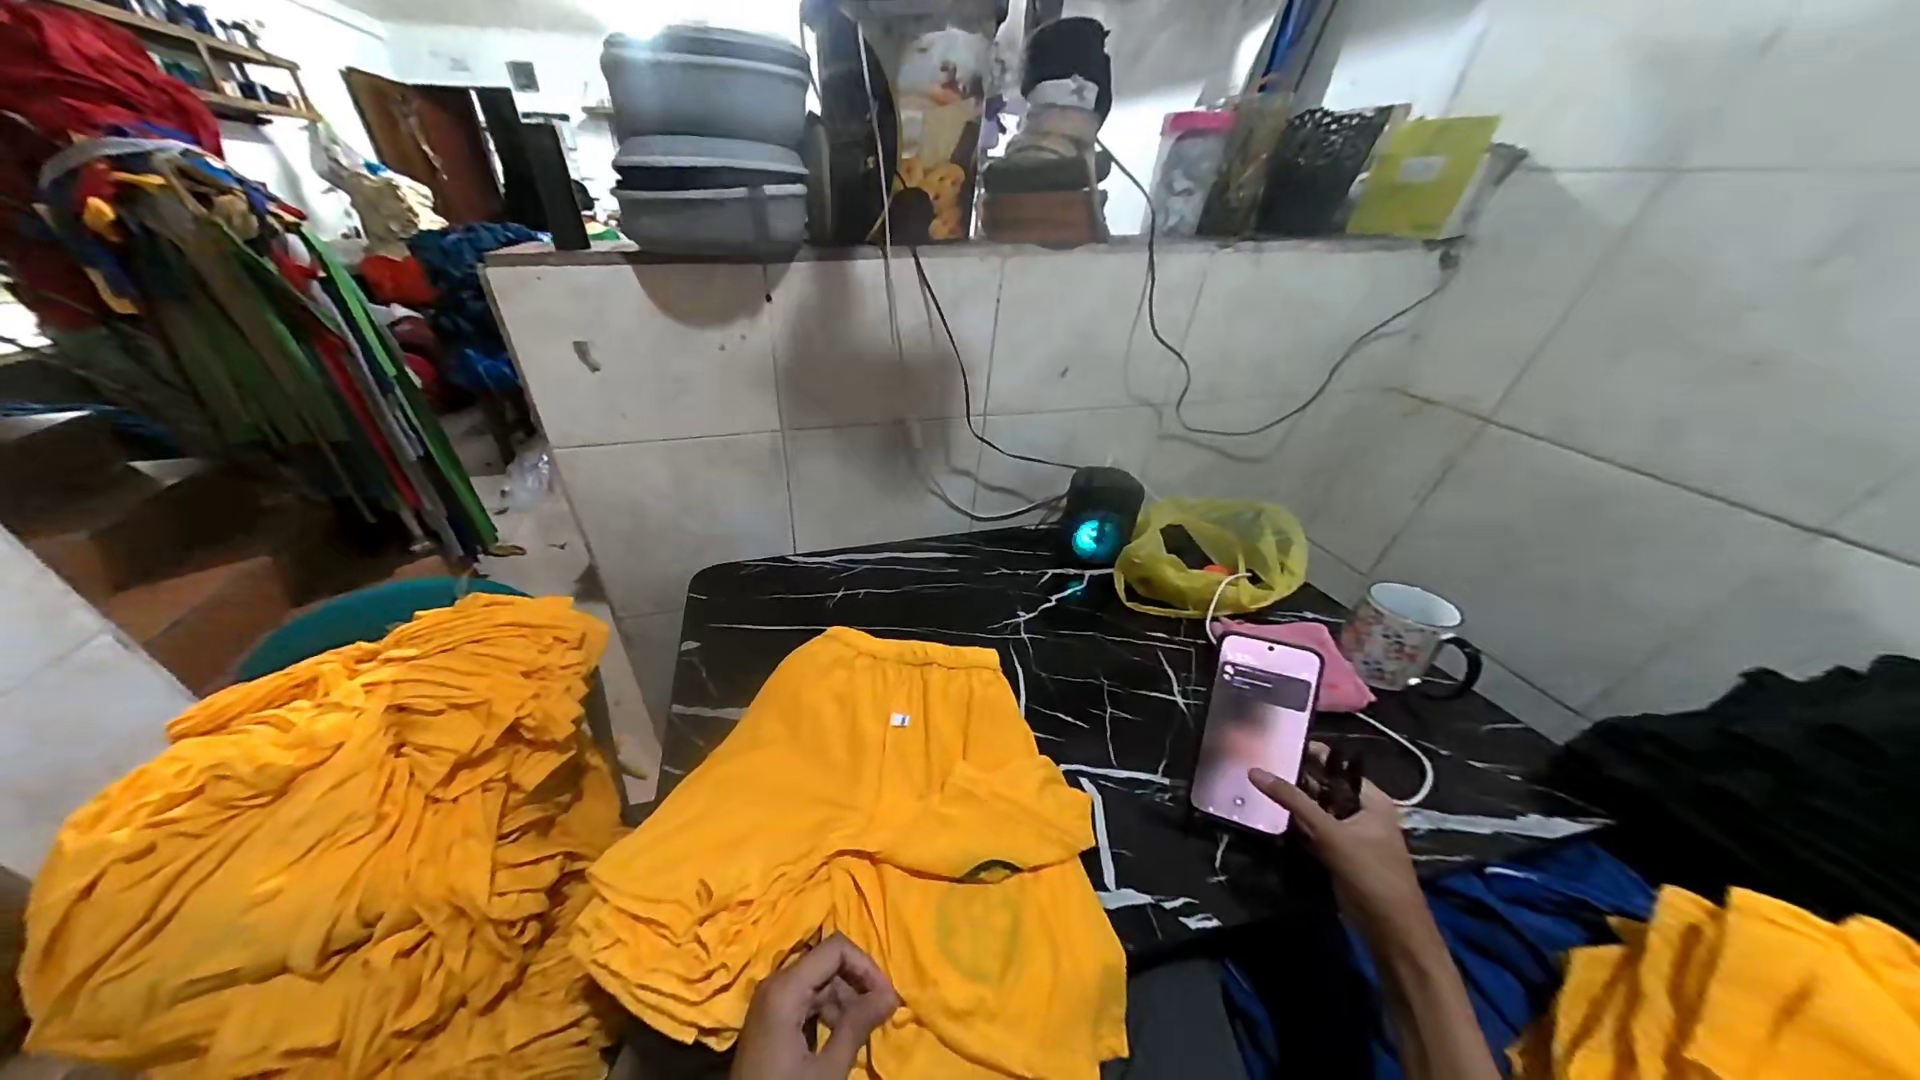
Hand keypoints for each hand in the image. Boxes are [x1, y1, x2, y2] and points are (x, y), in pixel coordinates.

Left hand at [730, 933, 899, 1079]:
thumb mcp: (827, 1071)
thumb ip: (858, 1026)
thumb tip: (891, 996)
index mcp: (786, 988)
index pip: (836, 948)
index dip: (866, 966)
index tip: (886, 996)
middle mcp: (775, 983)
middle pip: (827, 962)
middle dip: (858, 982)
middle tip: (882, 1011)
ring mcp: (770, 1000)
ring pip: (819, 980)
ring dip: (846, 998)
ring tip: (866, 1027)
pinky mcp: (770, 1017)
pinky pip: (806, 998)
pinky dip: (828, 1010)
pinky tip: (843, 1034)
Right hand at [1249, 742, 1425, 935]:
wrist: (1390, 930)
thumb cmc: (1371, 873)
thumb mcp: (1330, 832)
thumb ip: (1293, 801)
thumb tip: (1255, 771)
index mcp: (1370, 799)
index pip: (1334, 766)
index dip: (1307, 754)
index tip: (1274, 744)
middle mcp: (1360, 811)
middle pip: (1321, 786)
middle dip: (1292, 779)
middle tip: (1256, 764)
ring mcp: (1347, 832)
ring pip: (1313, 809)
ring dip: (1290, 803)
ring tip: (1254, 785)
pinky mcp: (1336, 851)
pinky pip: (1310, 829)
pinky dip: (1292, 824)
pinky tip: (1265, 815)